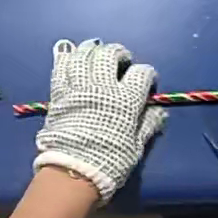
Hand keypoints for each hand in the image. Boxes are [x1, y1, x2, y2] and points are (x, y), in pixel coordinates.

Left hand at [31, 39, 167, 202]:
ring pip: (82, 57)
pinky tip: (66, 49)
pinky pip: (60, 68)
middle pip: (109, 56)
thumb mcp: (136, 145)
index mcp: (125, 100)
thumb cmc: (109, 160)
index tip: (146, 80)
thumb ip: (148, 125)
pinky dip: (63, 56)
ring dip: (90, 49)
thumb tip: (159, 112)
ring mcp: (77, 89)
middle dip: (118, 53)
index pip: (141, 74)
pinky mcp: (58, 94)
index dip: (146, 74)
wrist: (73, 170)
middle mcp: (101, 88)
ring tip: (95, 48)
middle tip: (120, 59)